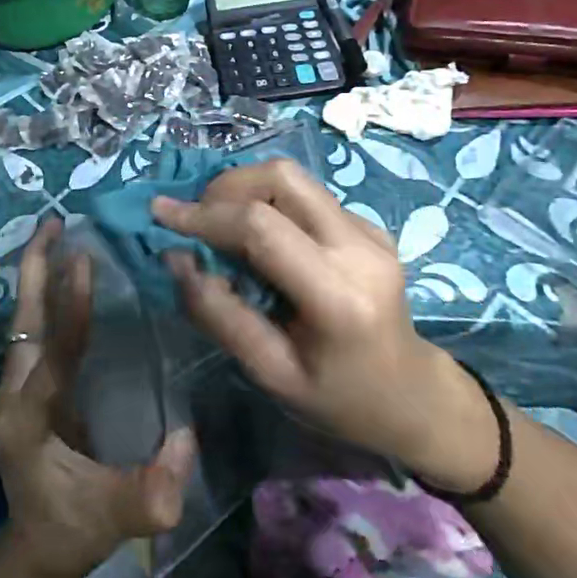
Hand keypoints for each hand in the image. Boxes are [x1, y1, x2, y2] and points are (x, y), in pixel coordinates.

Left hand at [0, 217, 196, 577]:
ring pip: (25, 318)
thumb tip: (186, 438)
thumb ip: (153, 491)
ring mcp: (17, 385)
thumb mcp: (117, 519)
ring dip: (39, 274)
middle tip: (54, 222)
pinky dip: (48, 295)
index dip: (68, 309)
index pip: (50, 353)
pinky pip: (36, 328)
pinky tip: (66, 276)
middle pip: (23, 319)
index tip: (84, 261)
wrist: (35, 545)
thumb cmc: (72, 528)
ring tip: (58, 234)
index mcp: (30, 418)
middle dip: (35, 269)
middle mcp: (15, 391)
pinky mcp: (28, 384)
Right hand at [151, 159, 496, 491]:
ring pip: (291, 177)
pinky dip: (266, 202)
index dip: (203, 215)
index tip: (160, 214)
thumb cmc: (339, 400)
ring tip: (219, 226)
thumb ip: (218, 314)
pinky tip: (257, 238)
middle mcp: (360, 248)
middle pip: (281, 178)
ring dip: (243, 190)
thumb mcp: (269, 373)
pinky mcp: (367, 225)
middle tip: (195, 220)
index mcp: (339, 296)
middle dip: (224, 187)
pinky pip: (303, 194)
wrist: (416, 399)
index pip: (261, 227)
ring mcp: (369, 230)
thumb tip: (174, 257)